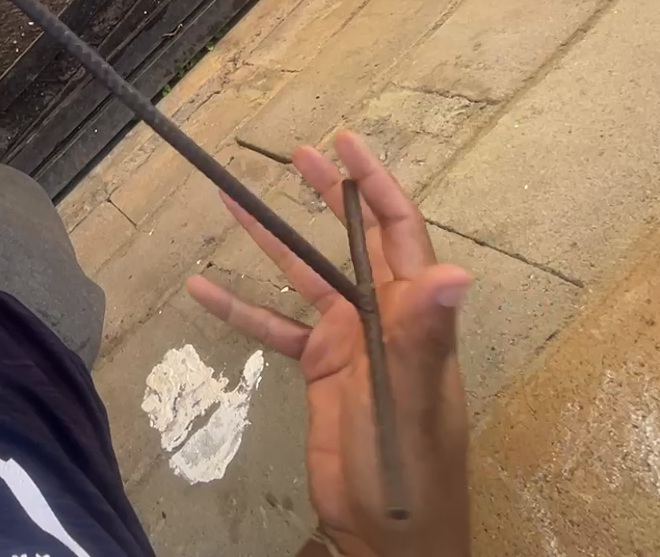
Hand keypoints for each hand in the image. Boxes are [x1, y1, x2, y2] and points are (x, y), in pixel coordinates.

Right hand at [186, 131, 472, 556]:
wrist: (384, 536)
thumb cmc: (407, 468)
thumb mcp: (410, 399)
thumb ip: (423, 337)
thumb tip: (458, 274)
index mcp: (411, 313)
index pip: (399, 230)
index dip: (375, 182)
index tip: (344, 142)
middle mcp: (381, 314)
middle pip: (350, 238)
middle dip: (326, 193)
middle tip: (296, 153)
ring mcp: (348, 338)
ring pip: (302, 273)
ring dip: (268, 238)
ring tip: (228, 200)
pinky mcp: (318, 364)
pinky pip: (272, 324)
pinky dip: (239, 306)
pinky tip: (201, 287)